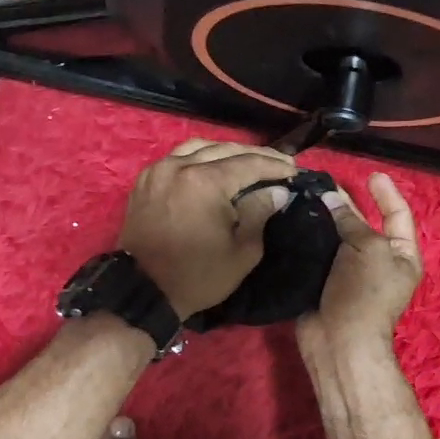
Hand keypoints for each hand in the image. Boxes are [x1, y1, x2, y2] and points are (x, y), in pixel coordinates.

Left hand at [119, 139, 297, 319]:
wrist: (144, 291)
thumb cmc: (198, 276)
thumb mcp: (242, 251)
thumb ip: (260, 213)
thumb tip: (277, 191)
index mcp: (205, 182)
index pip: (249, 163)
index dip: (275, 165)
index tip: (294, 170)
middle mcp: (180, 166)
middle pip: (225, 149)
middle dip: (255, 155)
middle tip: (279, 164)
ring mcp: (159, 171)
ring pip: (199, 147)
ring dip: (227, 152)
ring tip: (248, 162)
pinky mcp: (145, 181)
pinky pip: (177, 157)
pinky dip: (199, 157)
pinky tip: (212, 167)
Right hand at [299, 172, 422, 351]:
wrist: (339, 340)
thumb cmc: (365, 293)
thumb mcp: (368, 248)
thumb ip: (351, 220)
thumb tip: (330, 198)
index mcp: (402, 255)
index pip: (398, 215)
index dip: (386, 193)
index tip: (372, 174)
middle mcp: (378, 262)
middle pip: (364, 224)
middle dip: (348, 203)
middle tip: (326, 181)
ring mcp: (350, 273)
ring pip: (337, 237)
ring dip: (323, 218)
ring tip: (306, 194)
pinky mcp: (324, 282)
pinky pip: (318, 253)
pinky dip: (308, 237)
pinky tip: (294, 217)